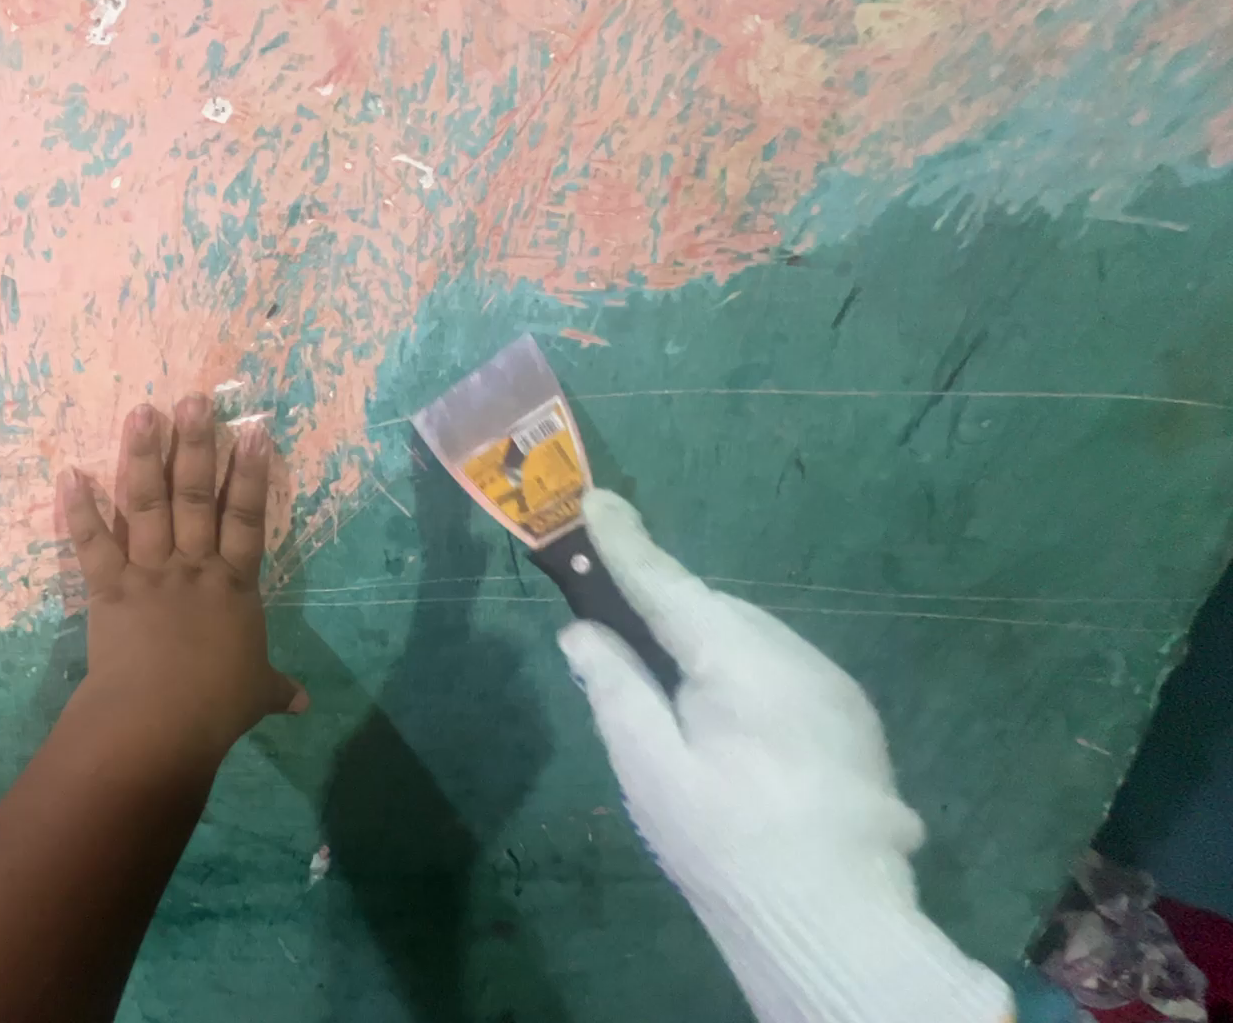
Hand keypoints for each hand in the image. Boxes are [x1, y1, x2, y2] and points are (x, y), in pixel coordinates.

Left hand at [59, 396, 306, 769]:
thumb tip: (304, 703)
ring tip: (142, 412)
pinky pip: (92, 545)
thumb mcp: (254, 693)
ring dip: (143, 457)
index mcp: (233, 585)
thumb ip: (275, 688)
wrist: (161, 722)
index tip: (253, 430)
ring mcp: (149, 573)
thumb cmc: (215, 705)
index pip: (246, 518)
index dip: (251, 474)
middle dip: (196, 446)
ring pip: (147, 506)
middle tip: (193, 400)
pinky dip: (78, 511)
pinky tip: (68, 474)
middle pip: (196, 497)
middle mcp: (193, 567)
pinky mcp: (109, 590)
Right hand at [558, 488, 1012, 1022]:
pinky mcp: (844, 712)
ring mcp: (831, 685)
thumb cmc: (726, 845)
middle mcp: (797, 659)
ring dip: (692, 630)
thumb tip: (582, 629)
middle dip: (656, 596)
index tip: (594, 499)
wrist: (836, 928)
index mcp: (744, 667)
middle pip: (708, 605)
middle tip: (603, 609)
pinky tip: (710, 699)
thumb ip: (613, 687)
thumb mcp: (649, 768)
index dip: (625, 543)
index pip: (668, 587)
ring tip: (655, 668)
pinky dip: (727, 657)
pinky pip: (769, 658)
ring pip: (741, 629)